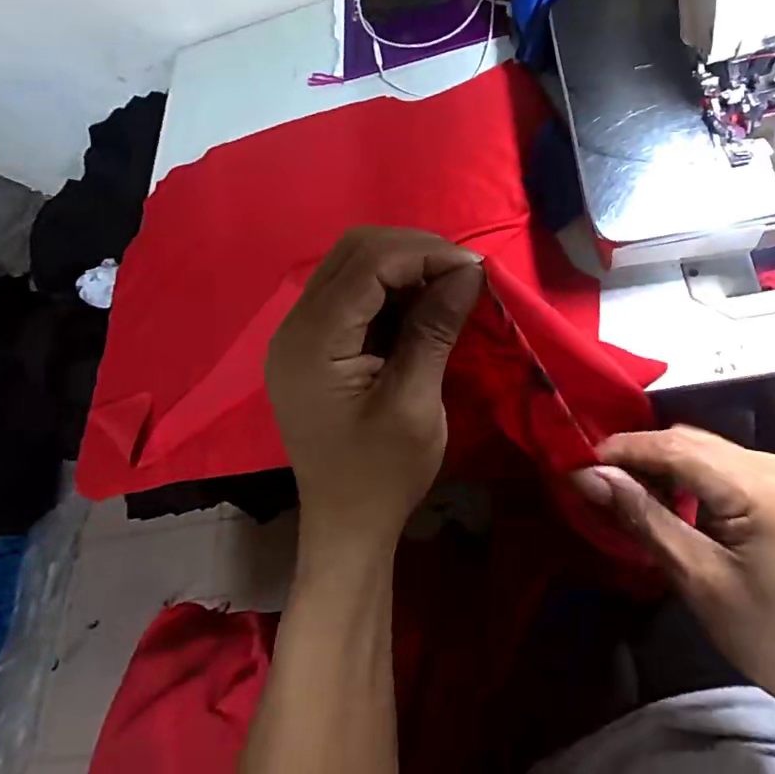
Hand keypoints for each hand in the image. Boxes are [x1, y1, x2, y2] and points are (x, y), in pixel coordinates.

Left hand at [265, 226, 484, 543]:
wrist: (348, 524)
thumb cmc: (382, 474)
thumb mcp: (416, 403)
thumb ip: (434, 330)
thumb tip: (469, 271)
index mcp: (312, 344)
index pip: (368, 264)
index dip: (426, 254)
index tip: (478, 270)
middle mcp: (296, 327)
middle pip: (355, 250)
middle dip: (417, 251)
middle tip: (467, 274)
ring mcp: (303, 333)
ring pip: (355, 263)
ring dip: (408, 263)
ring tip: (452, 284)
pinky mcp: (319, 343)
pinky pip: (357, 289)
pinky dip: (397, 284)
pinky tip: (427, 301)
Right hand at [575, 426, 774, 714]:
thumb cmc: (767, 636)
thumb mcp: (699, 580)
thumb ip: (645, 518)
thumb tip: (592, 478)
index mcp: (764, 489)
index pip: (682, 449)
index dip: (628, 449)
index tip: (581, 458)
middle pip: (695, 441)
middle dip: (643, 454)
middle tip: (596, 477)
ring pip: (708, 448)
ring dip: (665, 462)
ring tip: (623, 486)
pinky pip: (725, 463)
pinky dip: (691, 473)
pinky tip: (666, 494)